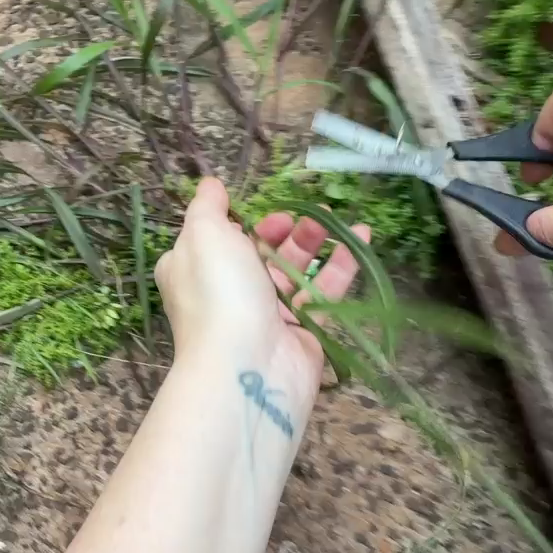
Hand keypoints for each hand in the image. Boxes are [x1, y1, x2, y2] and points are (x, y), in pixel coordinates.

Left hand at [155, 178, 370, 400]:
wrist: (246, 367)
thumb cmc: (218, 293)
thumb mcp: (202, 235)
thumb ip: (206, 206)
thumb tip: (211, 185)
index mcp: (192, 270)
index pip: (213, 240)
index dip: (237, 221)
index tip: (259, 206)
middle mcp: (224, 292)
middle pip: (256, 253)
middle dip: (280, 229)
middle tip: (303, 215)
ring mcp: (262, 314)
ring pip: (291, 270)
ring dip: (313, 242)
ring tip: (334, 219)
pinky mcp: (300, 329)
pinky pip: (321, 292)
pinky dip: (340, 265)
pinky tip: (360, 238)